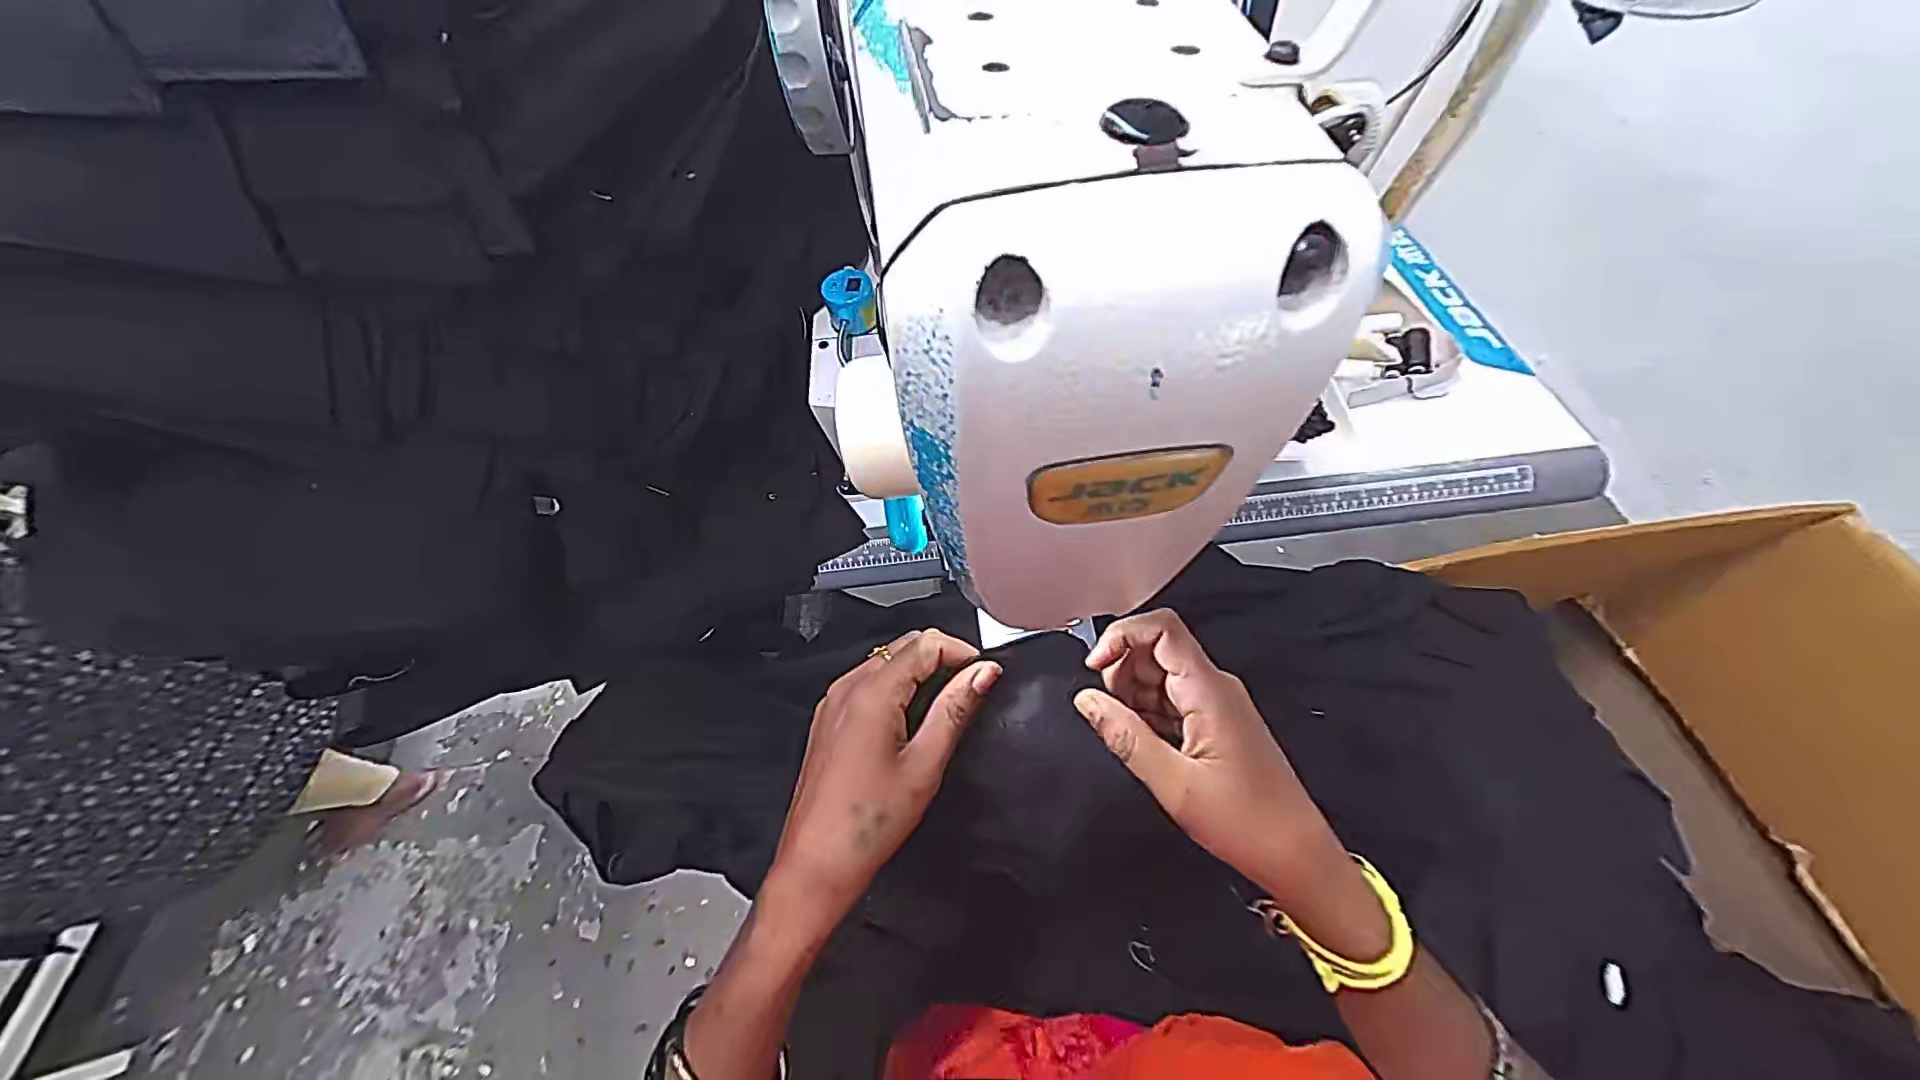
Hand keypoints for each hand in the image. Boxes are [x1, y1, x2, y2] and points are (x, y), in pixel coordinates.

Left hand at [766, 629, 1000, 928]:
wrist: (817, 863)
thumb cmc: (864, 825)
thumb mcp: (925, 764)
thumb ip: (956, 709)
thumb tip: (982, 674)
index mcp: (871, 694)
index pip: (926, 642)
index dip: (962, 652)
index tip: (983, 672)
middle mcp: (846, 690)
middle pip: (905, 646)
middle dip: (943, 657)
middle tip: (971, 687)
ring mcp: (833, 702)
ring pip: (886, 661)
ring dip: (920, 671)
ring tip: (945, 707)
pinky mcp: (829, 718)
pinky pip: (868, 682)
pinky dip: (896, 687)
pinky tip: (911, 720)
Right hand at [1073, 609, 1344, 905]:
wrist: (1295, 853)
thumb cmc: (1247, 823)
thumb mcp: (1173, 783)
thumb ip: (1123, 735)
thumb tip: (1086, 700)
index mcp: (1209, 690)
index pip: (1160, 628)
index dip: (1120, 637)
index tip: (1094, 667)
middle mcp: (1215, 686)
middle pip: (1154, 648)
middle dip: (1121, 672)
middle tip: (1114, 715)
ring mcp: (1216, 701)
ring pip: (1159, 673)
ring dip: (1133, 696)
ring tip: (1137, 739)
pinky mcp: (1215, 718)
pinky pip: (1170, 697)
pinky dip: (1149, 713)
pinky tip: (1152, 746)